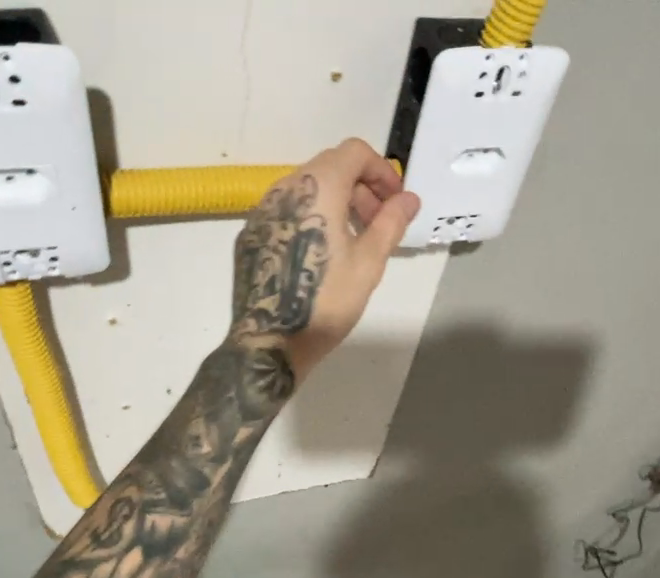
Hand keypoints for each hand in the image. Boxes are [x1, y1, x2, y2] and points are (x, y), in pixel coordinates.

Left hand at [228, 138, 420, 376]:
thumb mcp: (368, 263)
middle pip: (329, 167)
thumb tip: (409, 199)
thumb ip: (390, 223)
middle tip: (378, 224)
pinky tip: (319, 255)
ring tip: (351, 242)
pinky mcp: (251, 236)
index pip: (354, 153)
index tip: (394, 202)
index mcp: (317, 187)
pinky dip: (310, 219)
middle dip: (360, 188)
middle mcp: (284, 188)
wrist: (270, 342)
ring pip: (305, 190)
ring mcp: (262, 212)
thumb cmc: (326, 302)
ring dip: (335, 203)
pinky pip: (286, 212)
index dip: (381, 171)